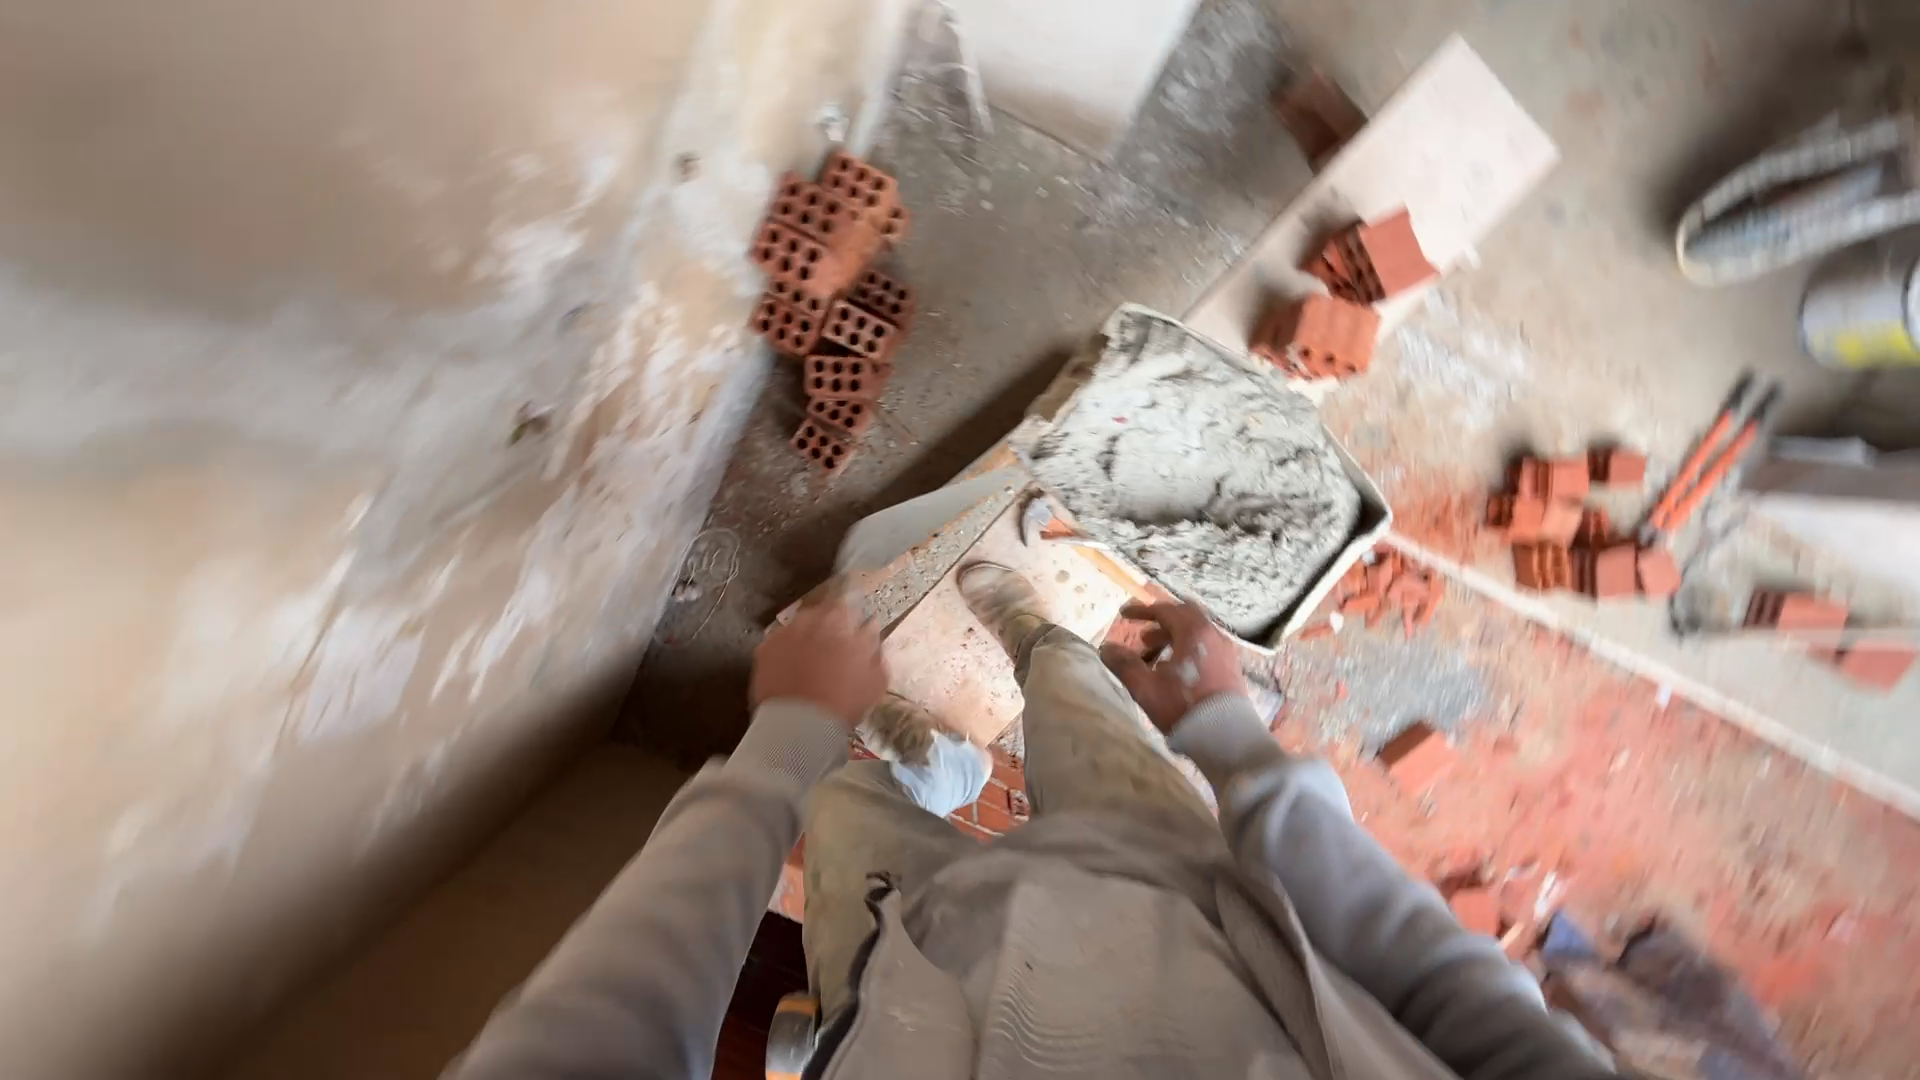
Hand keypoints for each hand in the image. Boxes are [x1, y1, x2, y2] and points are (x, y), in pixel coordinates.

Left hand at [751, 592, 887, 728]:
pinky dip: (785, 647)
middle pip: (823, 610)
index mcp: (845, 623)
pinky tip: (789, 664)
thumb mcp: (875, 680)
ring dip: (806, 632)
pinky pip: (778, 640)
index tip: (852, 626)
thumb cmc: (844, 704)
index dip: (851, 615)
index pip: (850, 605)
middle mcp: (814, 620)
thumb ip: (875, 650)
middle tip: (831, 641)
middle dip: (828, 620)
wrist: (800, 725)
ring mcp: (787, 632)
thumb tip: (872, 631)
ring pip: (799, 623)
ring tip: (809, 653)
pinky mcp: (765, 648)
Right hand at [1099, 600, 1245, 732]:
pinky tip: (1176, 670)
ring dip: (1174, 636)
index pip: (1165, 610)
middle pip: (1185, 615)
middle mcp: (1213, 634)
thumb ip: (1124, 664)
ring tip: (1155, 655)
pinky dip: (1189, 648)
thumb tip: (1106, 648)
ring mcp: (1226, 651)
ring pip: (1197, 631)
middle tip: (1143, 635)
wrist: (1228, 737)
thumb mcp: (1146, 688)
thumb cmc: (1184, 708)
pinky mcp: (1232, 667)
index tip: (1124, 615)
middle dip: (1161, 620)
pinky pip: (1207, 646)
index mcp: (1193, 632)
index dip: (1142, 611)